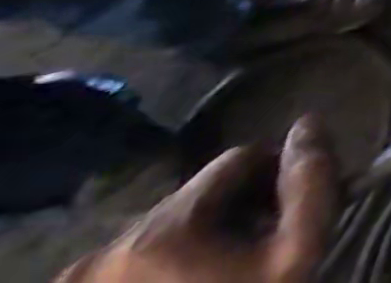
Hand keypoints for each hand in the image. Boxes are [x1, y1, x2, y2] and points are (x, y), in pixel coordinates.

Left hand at [61, 117, 337, 282]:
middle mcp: (106, 249)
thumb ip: (312, 181)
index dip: (277, 174)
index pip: (239, 159)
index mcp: (164, 229)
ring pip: (165, 227)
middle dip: (238, 209)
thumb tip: (310, 123)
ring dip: (202, 236)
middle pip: (198, 194)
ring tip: (227, 271)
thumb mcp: (298, 250)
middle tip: (263, 245)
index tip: (291, 211)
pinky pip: (132, 259)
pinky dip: (167, 264)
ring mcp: (78, 281)